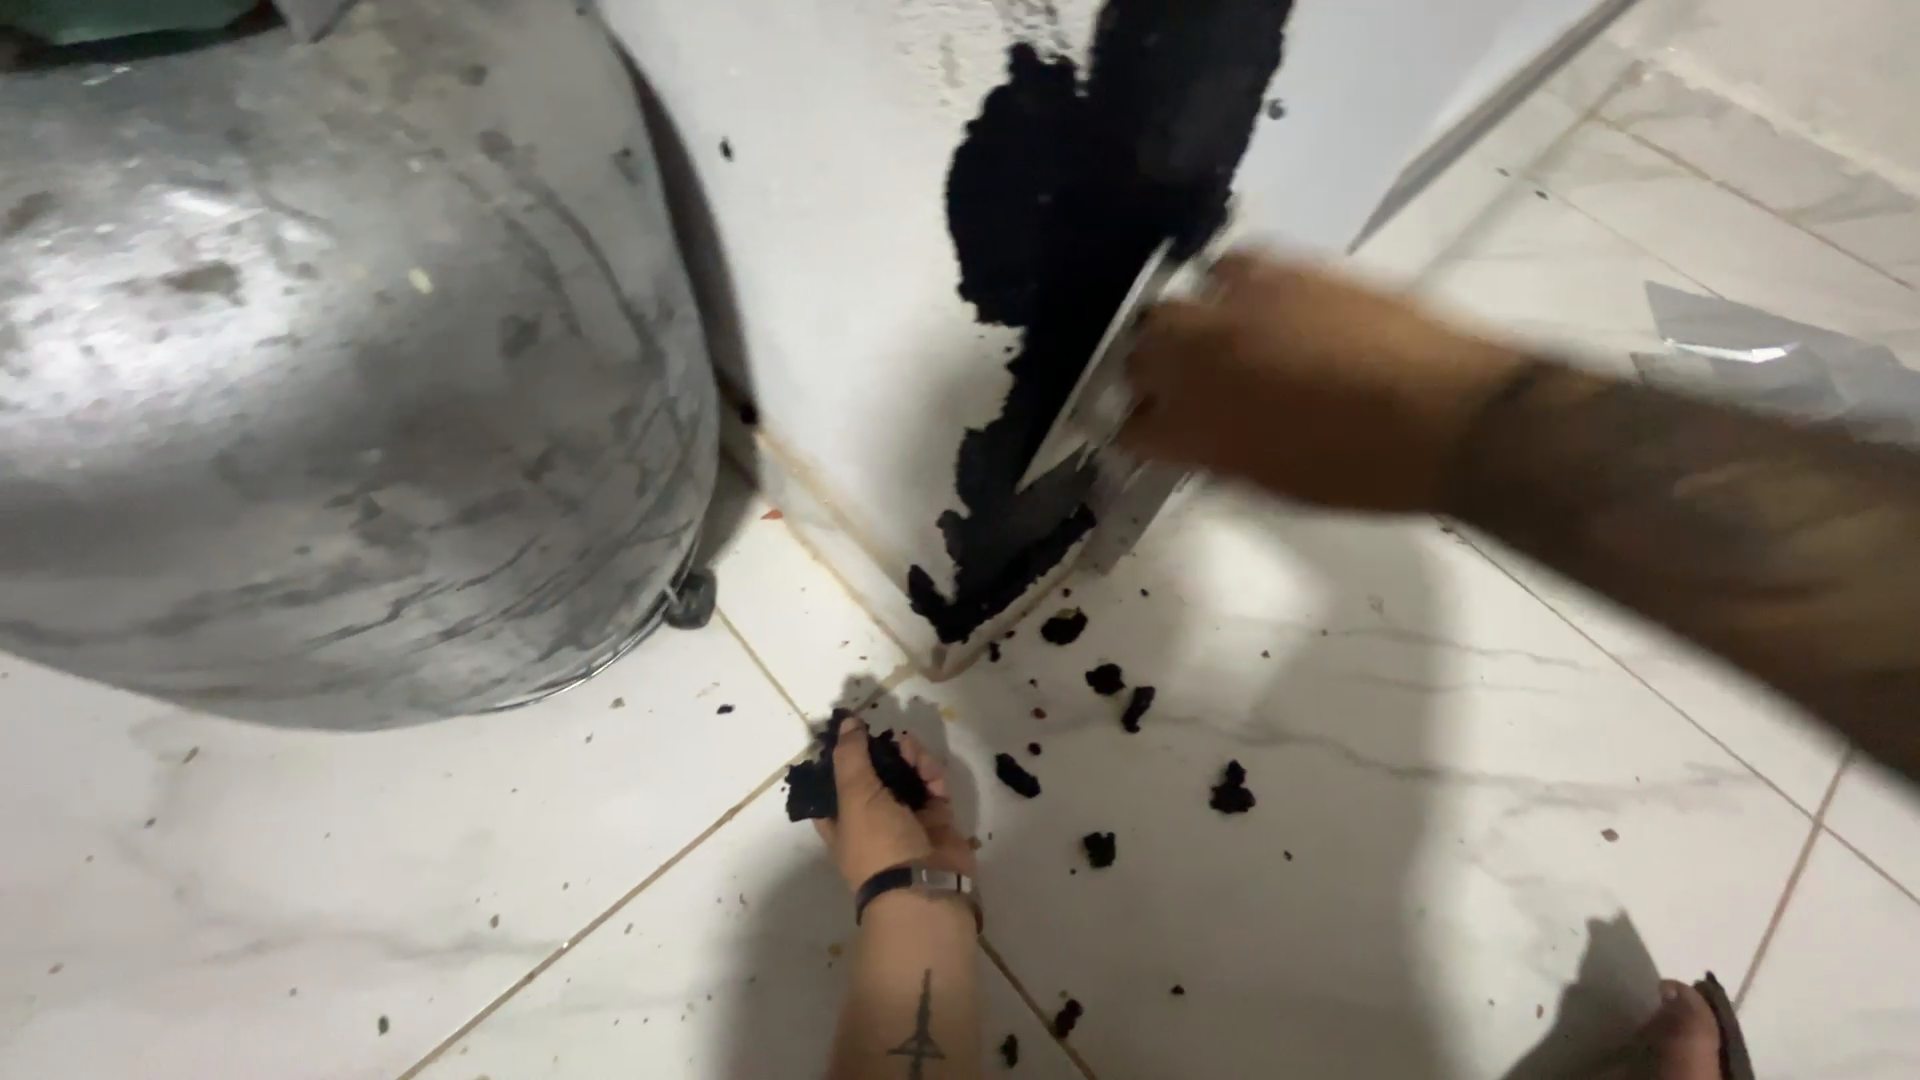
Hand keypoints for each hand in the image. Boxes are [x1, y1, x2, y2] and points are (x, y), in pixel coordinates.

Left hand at [816, 716, 975, 892]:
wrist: (924, 886)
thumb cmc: (877, 844)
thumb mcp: (854, 797)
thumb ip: (851, 756)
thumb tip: (847, 723)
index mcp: (843, 823)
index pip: (835, 787)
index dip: (842, 760)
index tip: (851, 734)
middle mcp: (873, 821)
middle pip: (876, 776)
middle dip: (884, 753)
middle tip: (890, 737)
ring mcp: (907, 820)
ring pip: (907, 777)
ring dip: (910, 758)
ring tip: (912, 749)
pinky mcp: (937, 820)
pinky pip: (933, 787)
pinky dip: (932, 774)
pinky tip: (930, 768)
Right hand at [1120, 252, 1529, 512]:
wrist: (1449, 415)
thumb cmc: (1358, 470)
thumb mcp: (1270, 482)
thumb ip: (1216, 454)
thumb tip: (1196, 439)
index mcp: (1194, 428)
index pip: (1131, 427)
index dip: (1137, 432)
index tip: (1150, 435)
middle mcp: (1201, 362)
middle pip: (1136, 355)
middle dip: (1146, 371)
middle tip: (1173, 384)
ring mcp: (1238, 311)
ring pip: (1169, 305)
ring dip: (1180, 323)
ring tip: (1210, 334)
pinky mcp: (1285, 272)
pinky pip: (1231, 265)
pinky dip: (1229, 284)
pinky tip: (1253, 301)